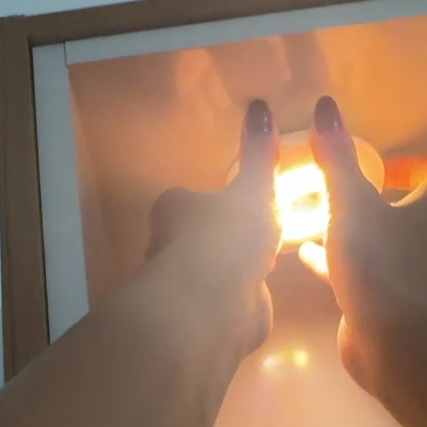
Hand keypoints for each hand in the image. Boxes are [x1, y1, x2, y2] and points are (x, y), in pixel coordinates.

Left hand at [144, 99, 280, 358]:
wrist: (219, 302)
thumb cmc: (231, 235)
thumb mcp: (254, 188)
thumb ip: (259, 154)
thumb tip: (260, 106)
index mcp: (171, 210)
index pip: (185, 203)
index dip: (211, 204)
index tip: (237, 207)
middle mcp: (166, 248)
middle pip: (192, 239)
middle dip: (218, 240)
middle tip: (252, 237)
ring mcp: (180, 288)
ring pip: (204, 274)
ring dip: (227, 272)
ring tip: (260, 266)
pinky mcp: (197, 319)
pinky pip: (219, 303)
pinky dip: (235, 300)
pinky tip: (257, 297)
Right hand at [304, 94, 426, 391]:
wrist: (395, 343)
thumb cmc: (382, 264)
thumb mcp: (352, 204)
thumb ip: (337, 160)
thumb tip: (325, 107)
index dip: (417, 163)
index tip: (381, 164)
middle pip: (414, 207)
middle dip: (379, 195)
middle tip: (342, 185)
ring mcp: (412, 271)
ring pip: (386, 240)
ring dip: (358, 228)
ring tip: (317, 213)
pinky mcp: (389, 299)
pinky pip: (365, 270)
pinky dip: (341, 260)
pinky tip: (306, 253)